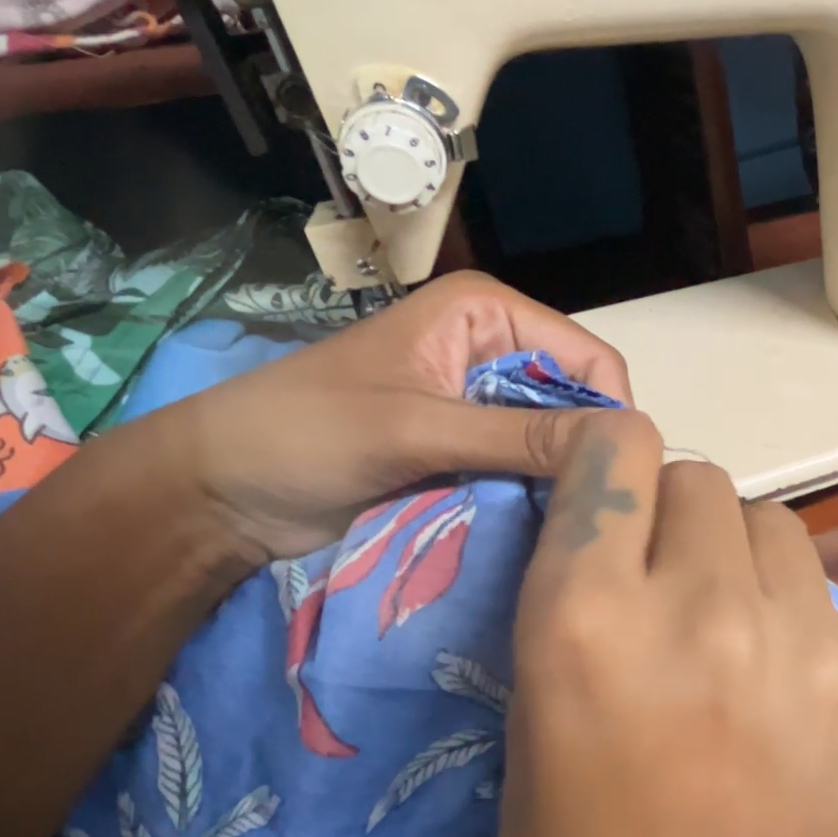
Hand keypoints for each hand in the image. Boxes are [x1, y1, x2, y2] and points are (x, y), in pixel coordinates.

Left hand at [111, 272, 631, 558]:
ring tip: (565, 523)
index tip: (612, 479)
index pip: (588, 357)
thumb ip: (519, 435)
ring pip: (555, 437)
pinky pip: (524, 465)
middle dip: (584, 448)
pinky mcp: (467, 443)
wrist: (217, 493)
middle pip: (576, 398)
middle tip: (590, 510)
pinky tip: (536, 523)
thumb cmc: (307, 434)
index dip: (608, 413)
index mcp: (487, 312)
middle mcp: (495, 347)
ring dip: (558, 476)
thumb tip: (620, 445)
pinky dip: (532, 492)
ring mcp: (480, 399)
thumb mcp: (418, 428)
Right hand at [497, 413, 837, 836]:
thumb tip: (624, 494)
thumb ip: (574, 579)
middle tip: (675, 587)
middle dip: (678, 525)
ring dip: (752, 555)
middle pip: (702, 482)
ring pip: (779, 518)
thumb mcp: (535, 699)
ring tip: (745, 618)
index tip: (619, 492)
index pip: (617, 453)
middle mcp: (703, 613)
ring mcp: (806, 645)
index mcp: (589, 619)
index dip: (614, 461)